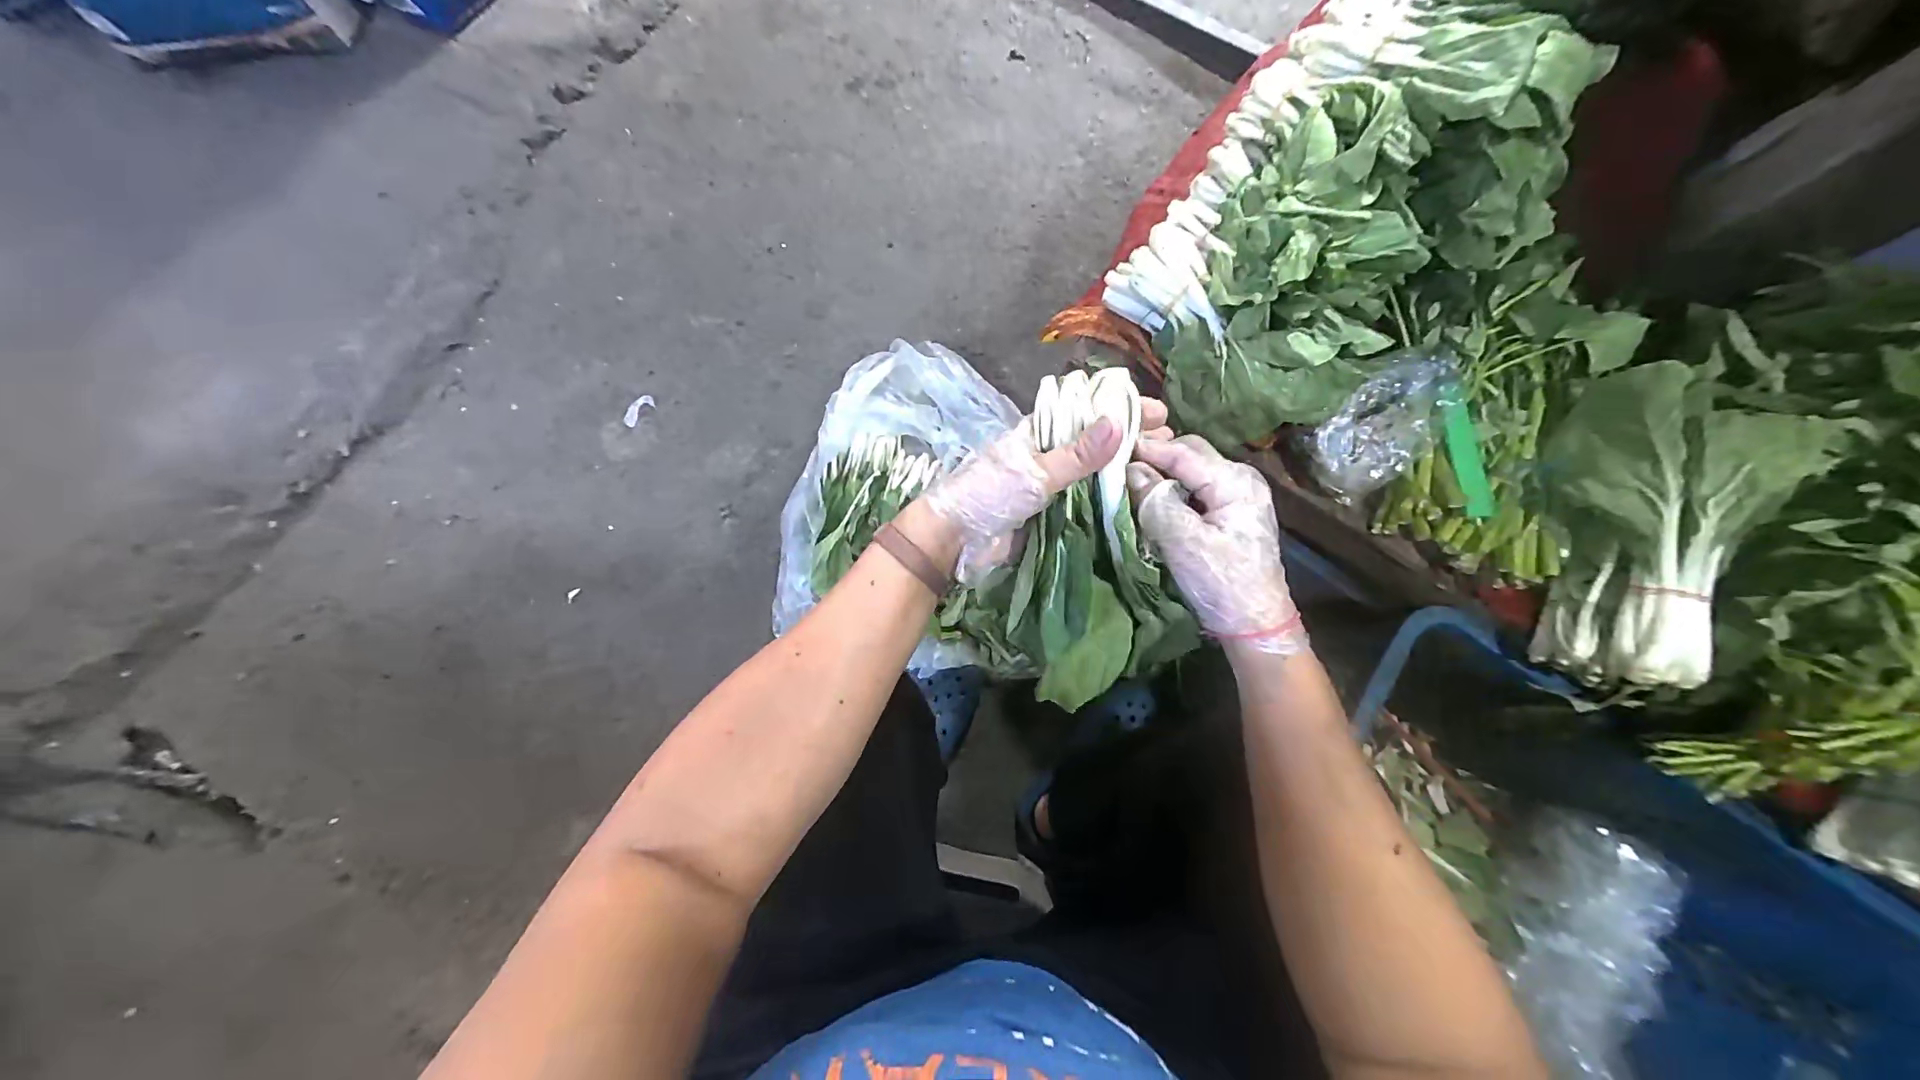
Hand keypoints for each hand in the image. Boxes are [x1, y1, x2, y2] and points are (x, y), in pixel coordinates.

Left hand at [922, 397, 1169, 579]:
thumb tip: (1117, 422)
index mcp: (1038, 433)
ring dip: (1125, 467)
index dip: (1121, 408)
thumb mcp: (1034, 471)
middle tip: (1170, 441)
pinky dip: (1110, 496)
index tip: (1158, 412)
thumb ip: (1076, 454)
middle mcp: (1047, 454)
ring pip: (1093, 471)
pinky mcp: (1051, 512)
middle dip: (1130, 437)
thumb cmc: (988, 494)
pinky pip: (1086, 499)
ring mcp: (1050, 484)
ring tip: (1162, 466)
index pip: (1086, 411)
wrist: (956, 540)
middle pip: (1095, 440)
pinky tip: (1137, 496)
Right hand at [1128, 435, 1305, 654]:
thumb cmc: (1221, 584)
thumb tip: (1131, 470)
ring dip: (1163, 474)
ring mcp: (1238, 496)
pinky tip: (1154, 501)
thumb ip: (1157, 502)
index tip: (1112, 447)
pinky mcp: (1231, 514)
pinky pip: (1196, 489)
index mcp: (1236, 482)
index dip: (1147, 448)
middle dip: (1156, 457)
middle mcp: (1241, 479)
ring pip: (1192, 471)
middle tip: (1119, 465)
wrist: (1255, 626)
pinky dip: (1173, 490)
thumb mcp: (1184, 543)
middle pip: (1191, 453)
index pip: (1184, 453)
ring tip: (1131, 481)